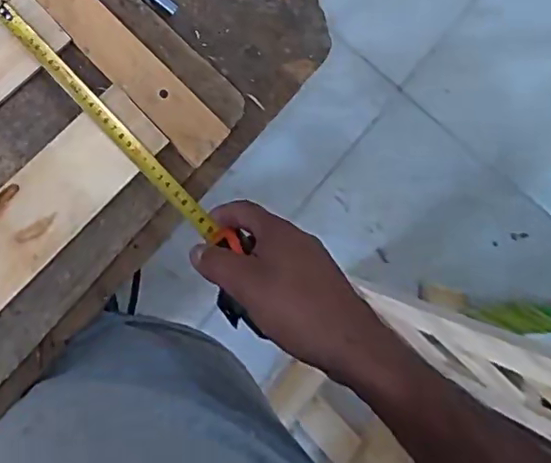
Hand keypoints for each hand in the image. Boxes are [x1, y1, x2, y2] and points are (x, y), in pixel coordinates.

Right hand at [190, 201, 410, 386]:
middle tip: (223, 281)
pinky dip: (273, 287)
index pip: (241, 208)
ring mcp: (313, 259)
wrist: (352, 343)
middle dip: (234, 253)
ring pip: (272, 257)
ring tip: (247, 306)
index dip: (219, 218)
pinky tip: (274, 316)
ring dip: (253, 274)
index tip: (203, 238)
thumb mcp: (246, 286)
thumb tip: (198, 248)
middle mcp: (297, 237)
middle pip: (256, 233)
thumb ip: (218, 264)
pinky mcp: (324, 283)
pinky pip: (289, 275)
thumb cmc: (294, 308)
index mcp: (277, 230)